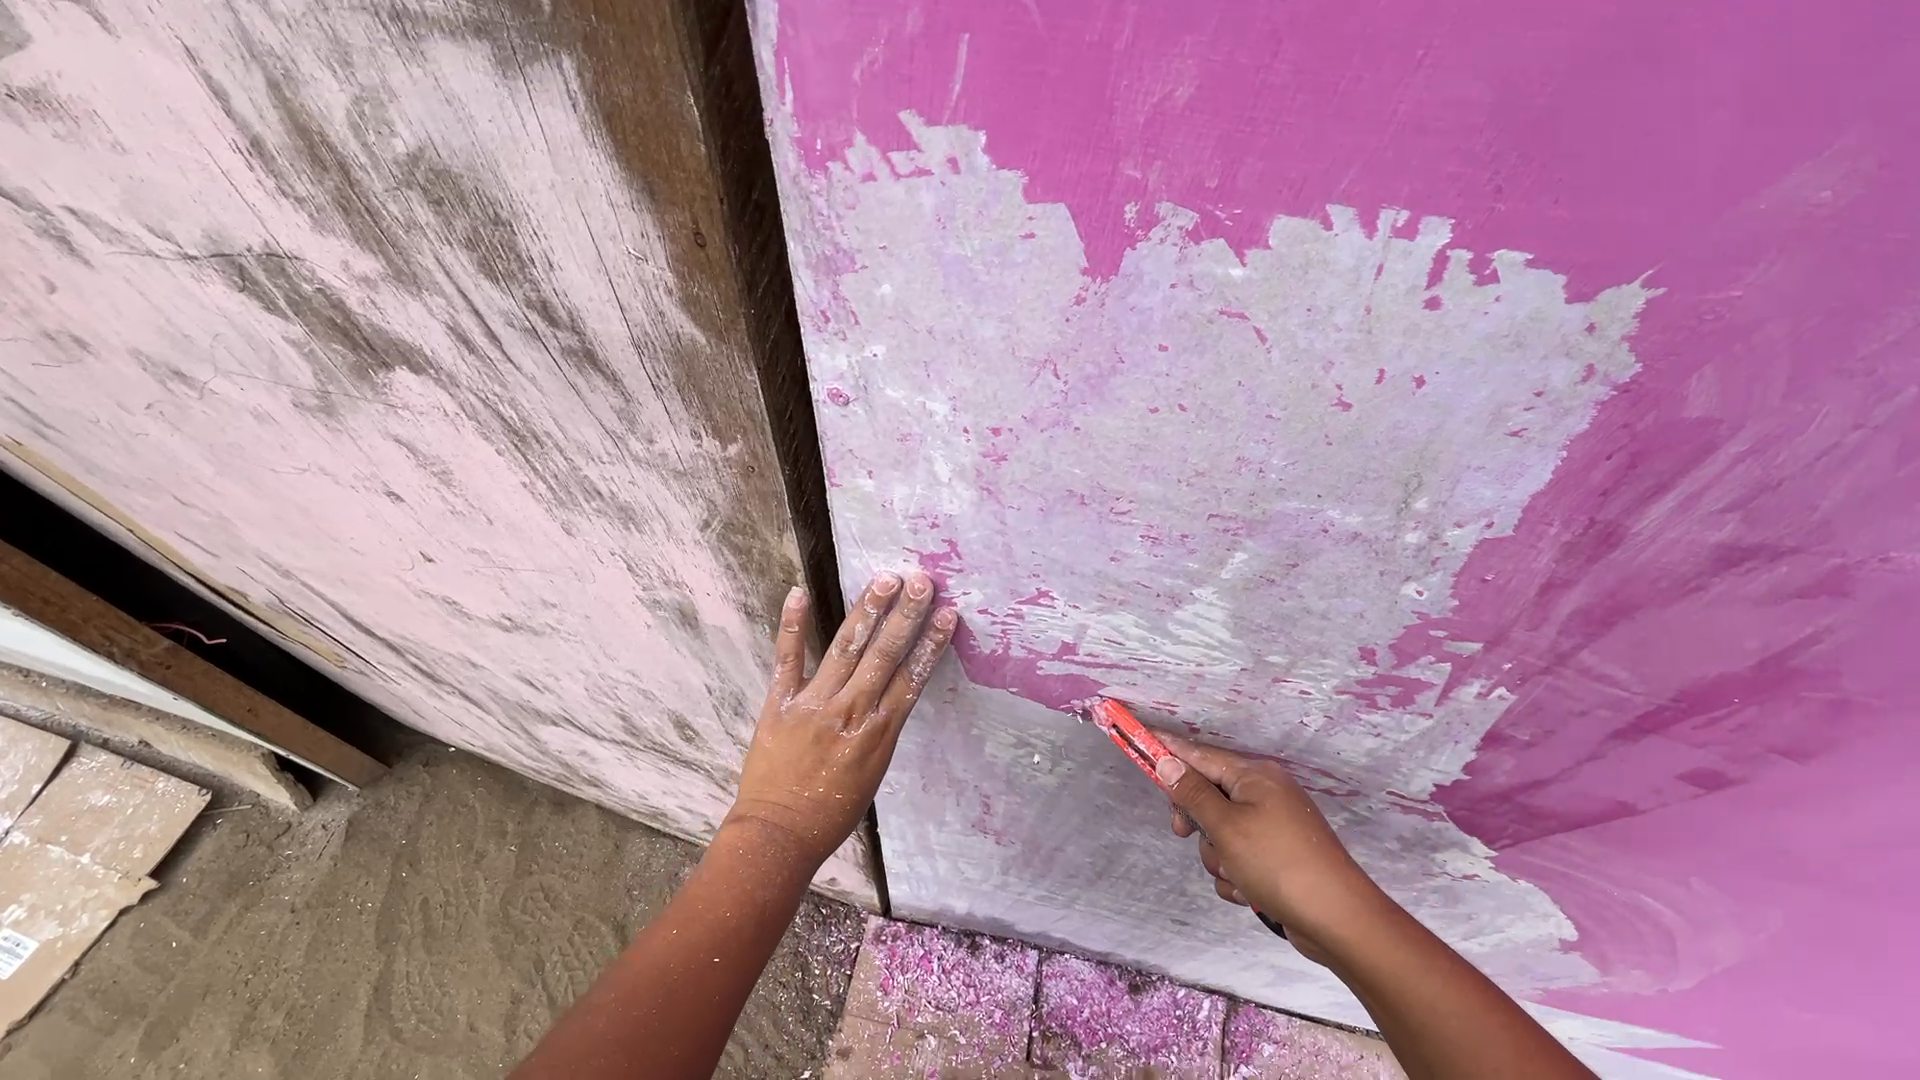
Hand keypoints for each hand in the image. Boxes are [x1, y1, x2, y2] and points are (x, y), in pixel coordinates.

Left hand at [724, 570, 955, 868]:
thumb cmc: (830, 813)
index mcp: (878, 733)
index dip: (930, 643)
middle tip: (922, 581)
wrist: (778, 834)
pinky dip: (793, 625)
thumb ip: (881, 731)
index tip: (947, 613)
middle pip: (884, 654)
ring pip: (846, 648)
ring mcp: (814, 703)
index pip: (911, 678)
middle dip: (905, 615)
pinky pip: (788, 658)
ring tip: (885, 579)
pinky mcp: (780, 702)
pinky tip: (798, 593)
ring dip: (867, 611)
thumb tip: (891, 698)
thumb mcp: (872, 774)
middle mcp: (850, 711)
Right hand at [1155, 733, 1383, 961]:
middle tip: (1182, 834)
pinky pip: (1238, 856)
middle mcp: (1265, 793)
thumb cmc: (1277, 863)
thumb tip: (1166, 760)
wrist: (1338, 921)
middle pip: (1207, 794)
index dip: (1166, 749)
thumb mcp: (1225, 826)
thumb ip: (1191, 793)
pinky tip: (1248, 891)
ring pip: (1219, 832)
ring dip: (1218, 856)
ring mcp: (1273, 826)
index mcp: (1254, 776)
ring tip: (1236, 874)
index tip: (1137, 741)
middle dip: (1196, 820)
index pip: (1198, 754)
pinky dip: (1236, 874)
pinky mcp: (1277, 857)